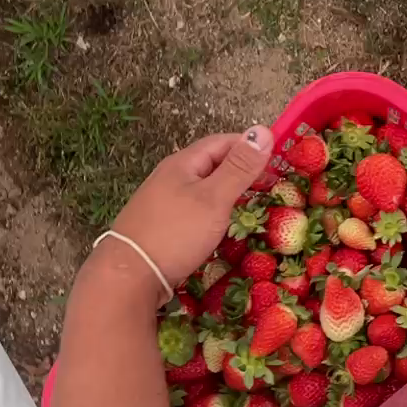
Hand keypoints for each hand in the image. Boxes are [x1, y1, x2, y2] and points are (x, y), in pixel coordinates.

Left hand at [87, 128, 270, 302]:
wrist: (129, 277)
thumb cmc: (175, 233)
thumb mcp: (214, 198)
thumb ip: (240, 167)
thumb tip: (263, 129)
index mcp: (183, 163)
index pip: (223, 142)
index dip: (250, 147)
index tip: (278, 160)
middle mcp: (170, 176)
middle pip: (212, 163)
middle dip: (242, 169)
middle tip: (270, 185)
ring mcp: (163, 201)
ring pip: (204, 187)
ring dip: (229, 190)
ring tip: (252, 204)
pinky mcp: (162, 224)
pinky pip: (195, 207)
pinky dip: (215, 209)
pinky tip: (222, 224)